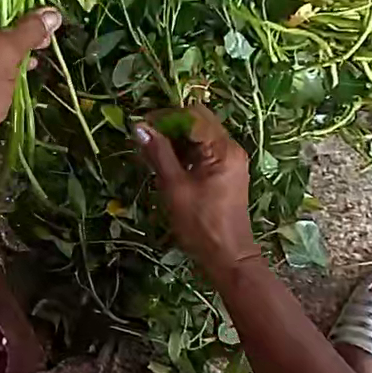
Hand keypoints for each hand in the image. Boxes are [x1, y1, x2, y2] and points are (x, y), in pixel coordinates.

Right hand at [134, 104, 261, 279]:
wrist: (228, 256)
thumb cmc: (201, 224)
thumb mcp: (175, 187)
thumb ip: (159, 153)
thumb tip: (139, 127)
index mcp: (223, 148)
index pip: (193, 116)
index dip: (166, 116)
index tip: (142, 127)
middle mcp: (231, 148)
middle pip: (198, 122)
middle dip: (170, 127)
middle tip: (145, 139)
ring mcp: (231, 160)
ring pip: (200, 136)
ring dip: (176, 140)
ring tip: (151, 152)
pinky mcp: (226, 171)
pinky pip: (204, 151)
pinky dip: (185, 153)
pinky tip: (166, 163)